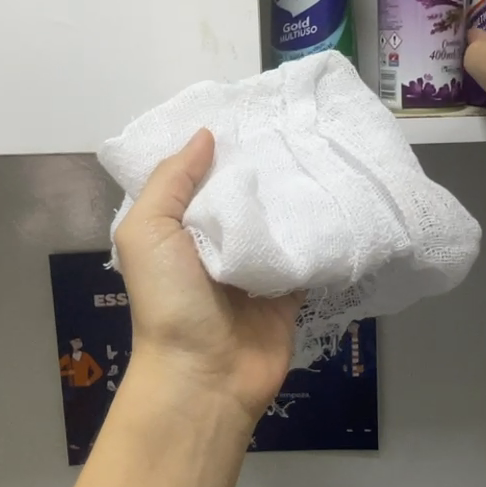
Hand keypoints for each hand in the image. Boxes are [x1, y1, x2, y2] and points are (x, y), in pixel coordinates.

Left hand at [113, 129, 303, 421]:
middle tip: (297, 125)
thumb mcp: (147, 232)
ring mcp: (255, 264)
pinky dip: (319, 229)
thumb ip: (171, 181)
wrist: (205, 375)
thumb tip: (206, 135)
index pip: (200, 176)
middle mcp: (216, 241)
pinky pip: (307, 249)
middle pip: (243, 193)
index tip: (250, 111)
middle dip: (263, 164)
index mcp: (178, 227)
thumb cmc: (169, 301)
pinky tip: (337, 195)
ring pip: (278, 217)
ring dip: (295, 192)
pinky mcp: (289, 285)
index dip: (218, 146)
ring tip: (322, 149)